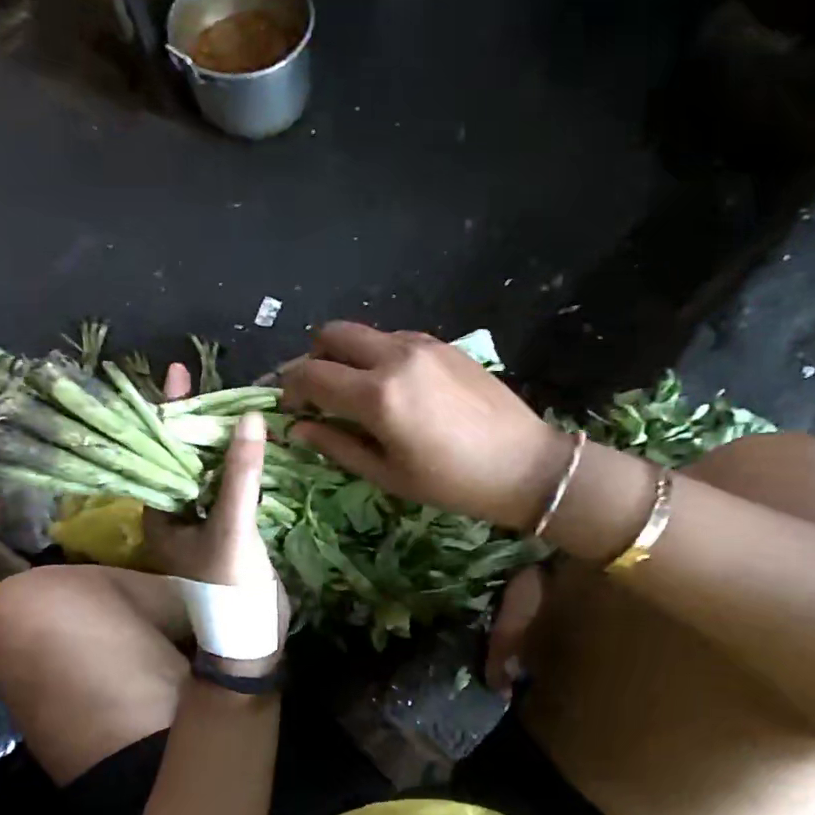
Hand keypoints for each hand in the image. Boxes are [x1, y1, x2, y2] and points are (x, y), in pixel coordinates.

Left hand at [143, 364, 285, 672]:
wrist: (253, 636)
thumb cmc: (229, 587)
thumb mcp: (233, 528)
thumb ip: (239, 475)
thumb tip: (250, 419)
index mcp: (162, 512)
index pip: (159, 450)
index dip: (168, 410)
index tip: (179, 371)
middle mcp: (180, 511)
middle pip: (188, 456)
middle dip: (204, 421)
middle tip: (223, 384)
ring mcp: (209, 520)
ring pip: (216, 470)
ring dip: (230, 442)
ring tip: (247, 405)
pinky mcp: (235, 528)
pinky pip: (238, 486)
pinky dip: (248, 465)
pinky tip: (265, 445)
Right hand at [280, 322, 572, 529]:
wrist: (523, 465)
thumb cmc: (453, 483)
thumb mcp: (388, 475)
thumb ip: (338, 446)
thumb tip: (298, 429)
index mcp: (377, 395)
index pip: (310, 375)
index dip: (290, 390)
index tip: (292, 408)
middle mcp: (394, 357)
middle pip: (331, 335)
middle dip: (314, 359)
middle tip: (319, 392)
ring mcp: (422, 344)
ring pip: (364, 332)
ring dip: (347, 355)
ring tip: (358, 392)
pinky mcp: (444, 344)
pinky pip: (395, 337)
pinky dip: (379, 354)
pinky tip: (395, 387)